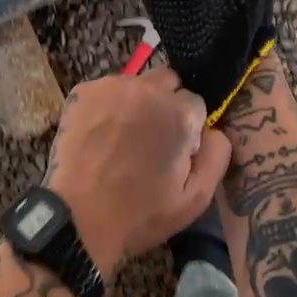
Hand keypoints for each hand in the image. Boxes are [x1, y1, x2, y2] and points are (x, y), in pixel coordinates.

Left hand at [40, 68, 232, 281]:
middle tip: (153, 138)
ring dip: (137, 102)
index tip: (178, 149)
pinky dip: (109, 105)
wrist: (80, 215)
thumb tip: (214, 129)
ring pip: (136, 83)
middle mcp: (145, 88)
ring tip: (124, 138)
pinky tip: (101, 133)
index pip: (196, 102)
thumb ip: (216, 156)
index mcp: (177, 113)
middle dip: (167, 103)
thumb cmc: (141, 212)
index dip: (190, 126)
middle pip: (167, 81)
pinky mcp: (83, 89)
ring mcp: (111, 85)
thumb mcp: (196, 199)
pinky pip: (107, 89)